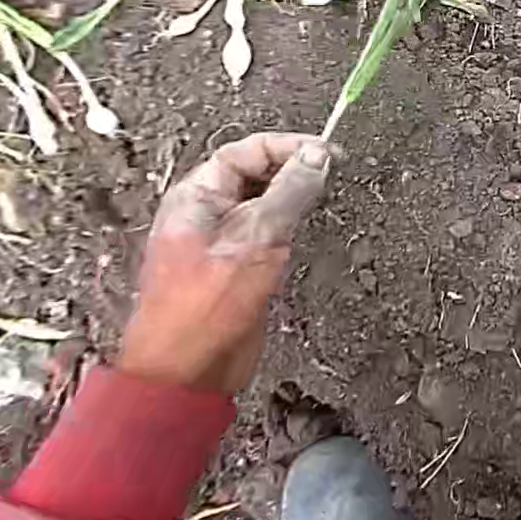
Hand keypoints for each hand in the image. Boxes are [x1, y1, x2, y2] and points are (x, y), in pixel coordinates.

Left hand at [119, 133, 332, 393]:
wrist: (186, 374)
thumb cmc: (207, 308)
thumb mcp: (256, 241)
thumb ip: (289, 192)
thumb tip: (317, 154)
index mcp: (196, 199)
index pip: (246, 151)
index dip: (290, 145)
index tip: (329, 153)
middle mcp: (207, 211)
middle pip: (256, 169)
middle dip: (296, 164)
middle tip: (334, 171)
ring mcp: (224, 235)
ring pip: (267, 195)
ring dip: (297, 189)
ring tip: (326, 194)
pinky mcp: (241, 258)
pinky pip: (271, 221)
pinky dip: (294, 214)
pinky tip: (310, 222)